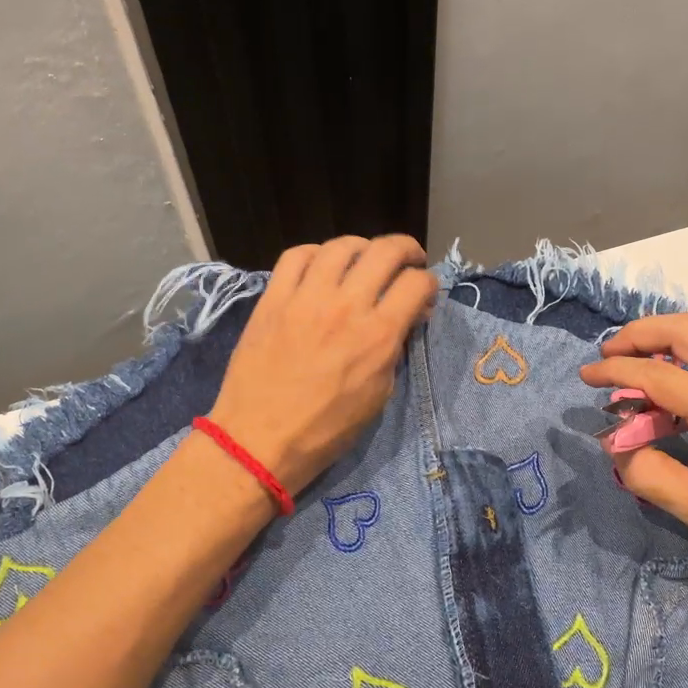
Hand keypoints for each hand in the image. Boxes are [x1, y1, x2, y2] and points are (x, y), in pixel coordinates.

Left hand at [204, 235, 439, 497]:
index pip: (417, 283)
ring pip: (341, 246)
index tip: (424, 296)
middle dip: (407, 250)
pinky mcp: (273, 299)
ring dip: (362, 248)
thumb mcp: (379, 395)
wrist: (258, 441)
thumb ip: (394, 349)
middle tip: (408, 261)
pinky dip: (315, 254)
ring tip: (364, 260)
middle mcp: (346, 306)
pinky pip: (296, 256)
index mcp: (378, 334)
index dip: (429, 284)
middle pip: (386, 251)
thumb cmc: (326, 430)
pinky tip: (321, 267)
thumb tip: (404, 320)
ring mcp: (306, 298)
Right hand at [579, 314, 687, 565]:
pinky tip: (674, 361)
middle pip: (685, 329)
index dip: (616, 372)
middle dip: (639, 333)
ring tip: (636, 351)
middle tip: (609, 354)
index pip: (659, 375)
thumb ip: (650, 476)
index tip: (587, 377)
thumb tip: (616, 443)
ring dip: (666, 328)